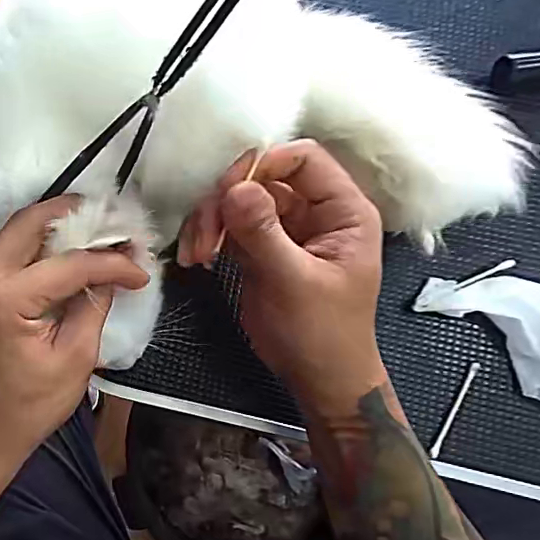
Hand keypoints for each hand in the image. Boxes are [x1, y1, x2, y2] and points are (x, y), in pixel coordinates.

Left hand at [0, 196, 149, 477]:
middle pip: (29, 223)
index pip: (69, 263)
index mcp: (5, 299)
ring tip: (99, 232)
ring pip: (17, 233)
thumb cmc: (30, 406)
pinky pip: (10, 253)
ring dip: (57, 227)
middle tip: (114, 221)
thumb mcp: (76, 358)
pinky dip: (42, 247)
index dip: (111, 262)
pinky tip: (71, 253)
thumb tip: (115, 273)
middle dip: (75, 215)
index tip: (141, 270)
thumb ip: (95, 306)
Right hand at [178, 141, 387, 415]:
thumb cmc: (323, 334)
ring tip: (197, 254)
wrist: (318, 380)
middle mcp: (315, 213)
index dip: (266, 164)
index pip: (304, 159)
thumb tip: (235, 187)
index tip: (231, 191)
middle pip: (264, 178)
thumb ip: (264, 233)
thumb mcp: (295, 282)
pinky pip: (230, 227)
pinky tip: (197, 258)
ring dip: (212, 220)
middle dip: (229, 198)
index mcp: (342, 211)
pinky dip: (209, 237)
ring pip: (241, 201)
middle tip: (206, 232)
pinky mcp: (261, 250)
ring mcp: (286, 231)